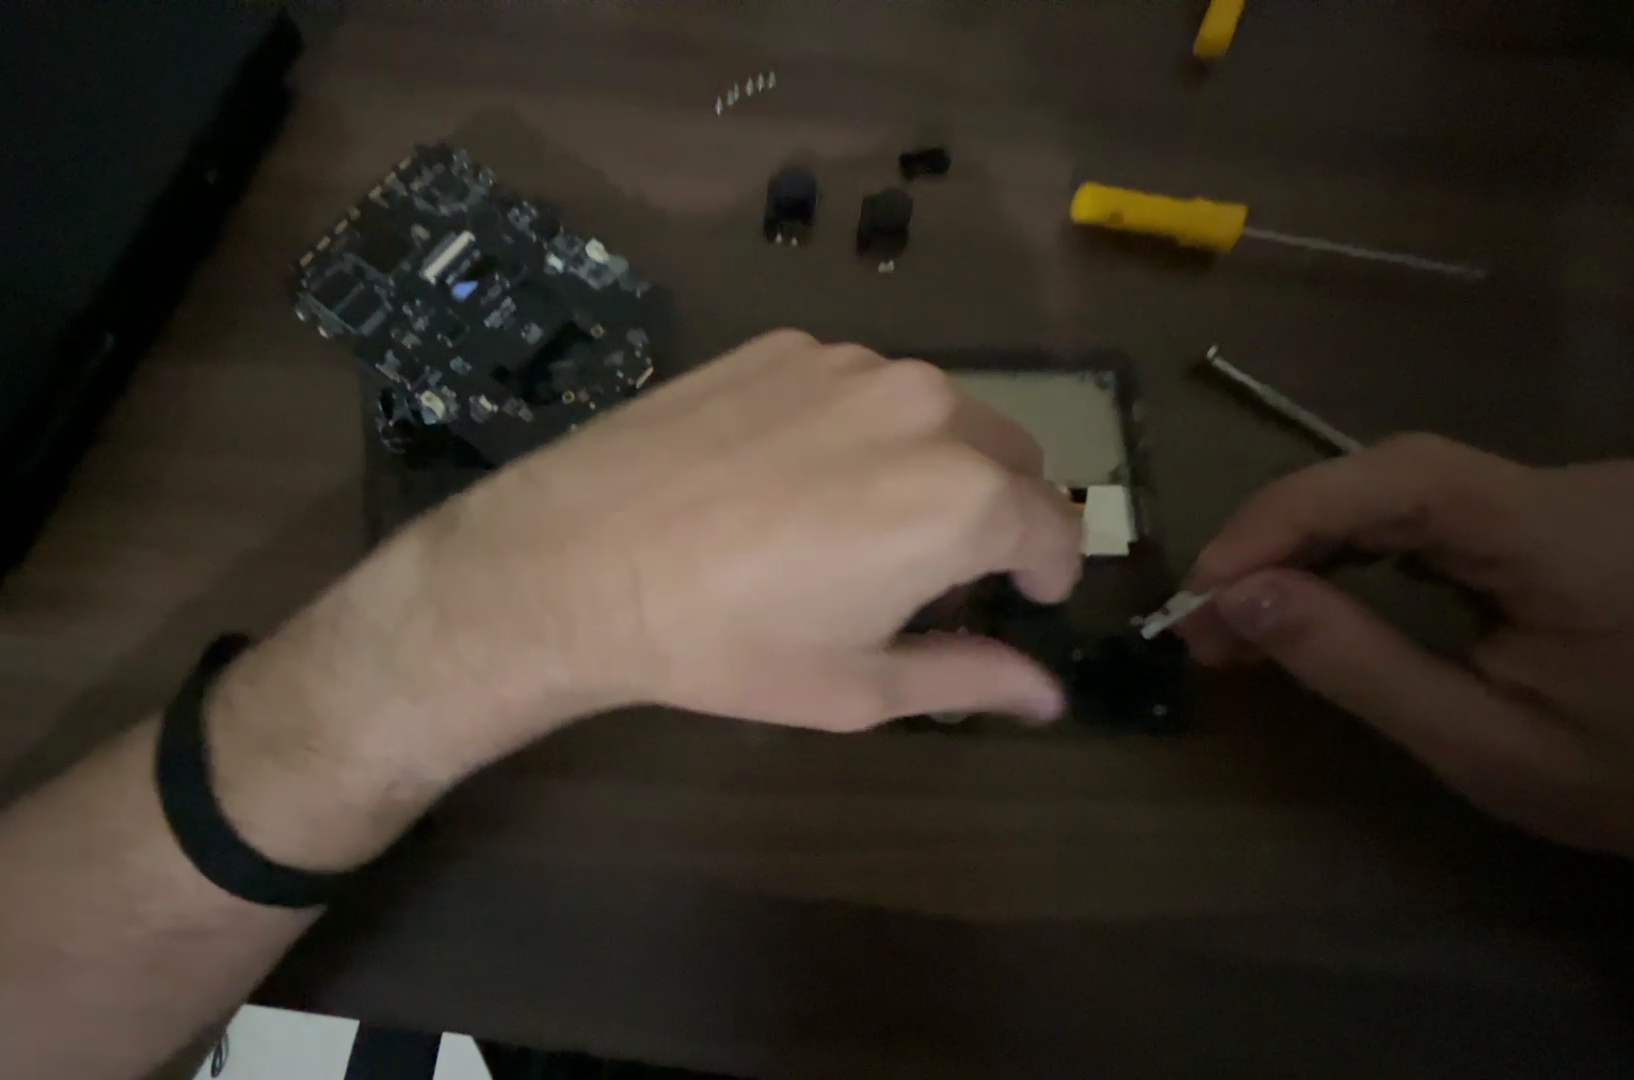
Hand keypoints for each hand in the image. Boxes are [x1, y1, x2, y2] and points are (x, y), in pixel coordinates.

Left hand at [235, 331, 1083, 827]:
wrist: (578, 561)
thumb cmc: (727, 643)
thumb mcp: (857, 684)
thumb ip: (969, 678)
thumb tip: (1050, 695)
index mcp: (961, 496)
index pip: (1055, 525)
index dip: (1049, 568)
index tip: (1026, 594)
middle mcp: (922, 407)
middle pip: (1008, 455)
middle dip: (998, 511)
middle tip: (939, 566)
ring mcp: (847, 363)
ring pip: (935, 411)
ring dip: (930, 462)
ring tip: (859, 518)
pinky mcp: (782, 346)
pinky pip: (857, 385)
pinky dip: (859, 427)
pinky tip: (791, 473)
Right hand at [1177, 434, 1633, 868]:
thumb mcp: (1491, 750)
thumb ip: (1357, 666)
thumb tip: (1234, 599)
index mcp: (1582, 540)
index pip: (1401, 479)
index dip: (1282, 515)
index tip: (1204, 587)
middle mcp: (1578, 488)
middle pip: (1384, 477)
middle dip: (1274, 540)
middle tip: (1201, 615)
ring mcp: (1573, 494)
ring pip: (1394, 490)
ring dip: (1300, 545)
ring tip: (1237, 611)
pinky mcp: (1559, 513)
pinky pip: (1425, 511)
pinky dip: (1347, 547)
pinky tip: (1310, 588)